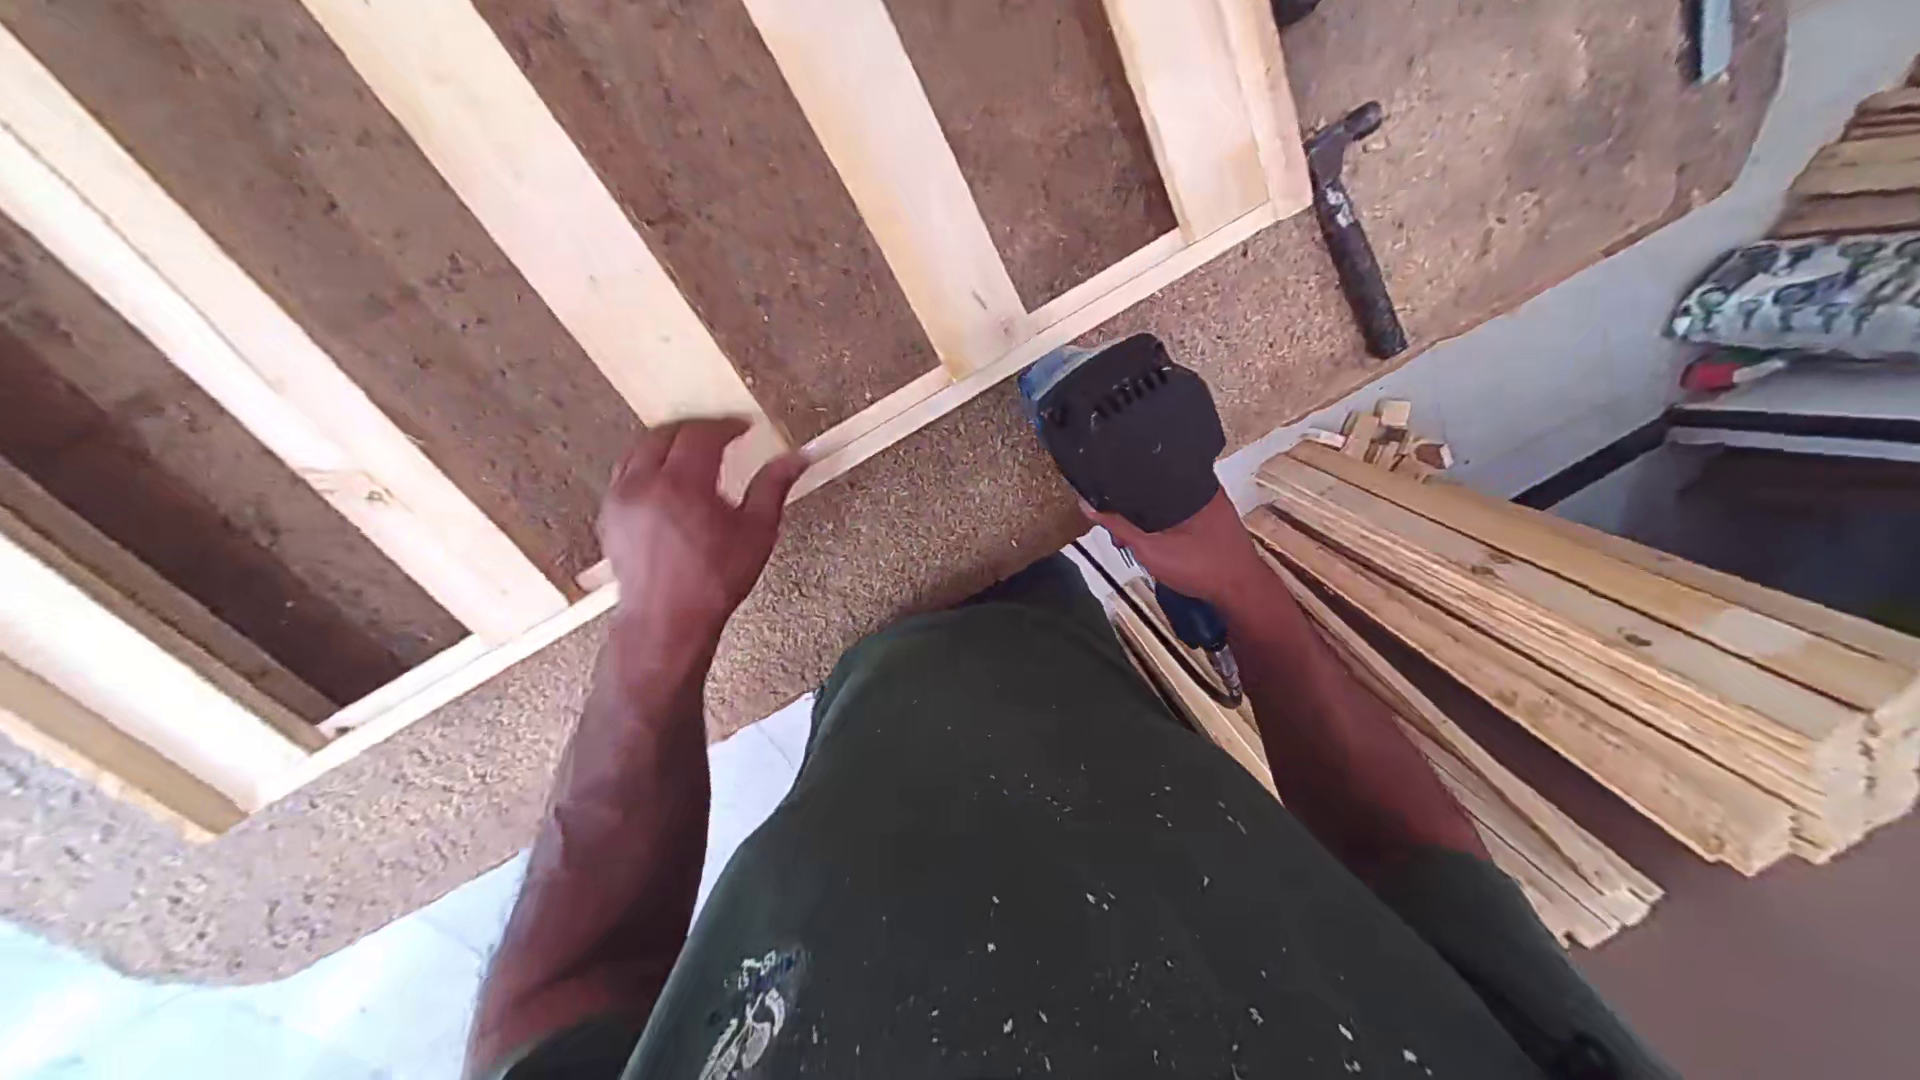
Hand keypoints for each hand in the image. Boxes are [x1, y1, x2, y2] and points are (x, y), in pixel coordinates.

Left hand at [599, 419, 807, 638]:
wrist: (669, 620)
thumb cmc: (711, 583)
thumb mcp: (757, 532)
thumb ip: (773, 487)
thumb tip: (794, 461)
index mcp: (683, 485)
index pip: (703, 433)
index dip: (727, 426)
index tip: (742, 428)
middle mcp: (645, 485)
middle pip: (669, 433)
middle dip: (698, 429)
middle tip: (721, 434)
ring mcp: (622, 499)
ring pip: (641, 448)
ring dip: (670, 442)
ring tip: (694, 451)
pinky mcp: (610, 515)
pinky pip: (625, 472)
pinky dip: (648, 464)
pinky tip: (666, 477)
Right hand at [1082, 489, 1268, 607]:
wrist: (1242, 595)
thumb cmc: (1204, 568)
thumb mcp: (1150, 547)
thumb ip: (1118, 525)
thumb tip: (1088, 504)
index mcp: (1194, 483)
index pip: (1149, 470)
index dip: (1123, 484)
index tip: (1105, 498)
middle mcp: (1206, 490)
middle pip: (1155, 491)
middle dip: (1132, 510)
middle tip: (1119, 533)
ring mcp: (1212, 507)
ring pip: (1165, 507)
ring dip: (1146, 523)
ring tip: (1132, 543)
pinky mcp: (1213, 524)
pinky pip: (1178, 518)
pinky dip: (1162, 529)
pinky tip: (1153, 546)